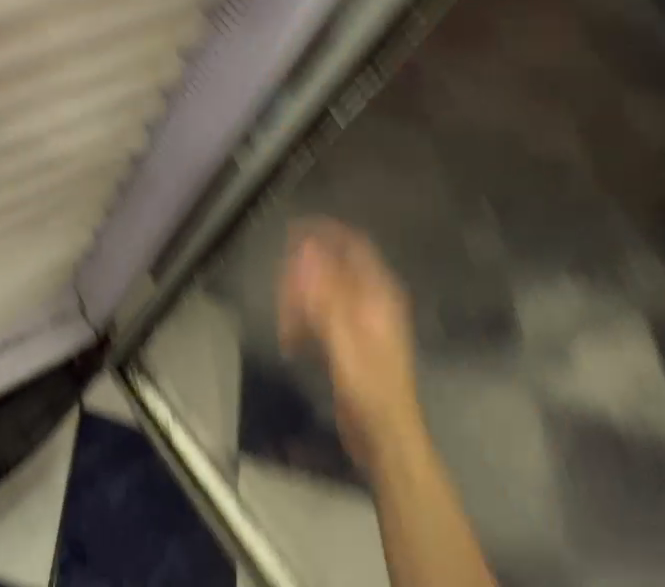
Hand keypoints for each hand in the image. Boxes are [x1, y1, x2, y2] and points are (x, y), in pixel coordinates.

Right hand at [277, 218, 420, 467]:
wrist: (385, 436)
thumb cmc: (369, 385)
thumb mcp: (344, 335)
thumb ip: (323, 292)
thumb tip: (304, 249)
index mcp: (378, 294)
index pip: (353, 245)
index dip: (325, 231)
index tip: (292, 229)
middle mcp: (371, 302)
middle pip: (331, 268)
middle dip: (301, 274)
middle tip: (279, 290)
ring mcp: (360, 322)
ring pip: (320, 293)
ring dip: (297, 301)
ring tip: (284, 324)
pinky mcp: (348, 343)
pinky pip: (318, 318)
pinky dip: (301, 322)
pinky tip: (291, 341)